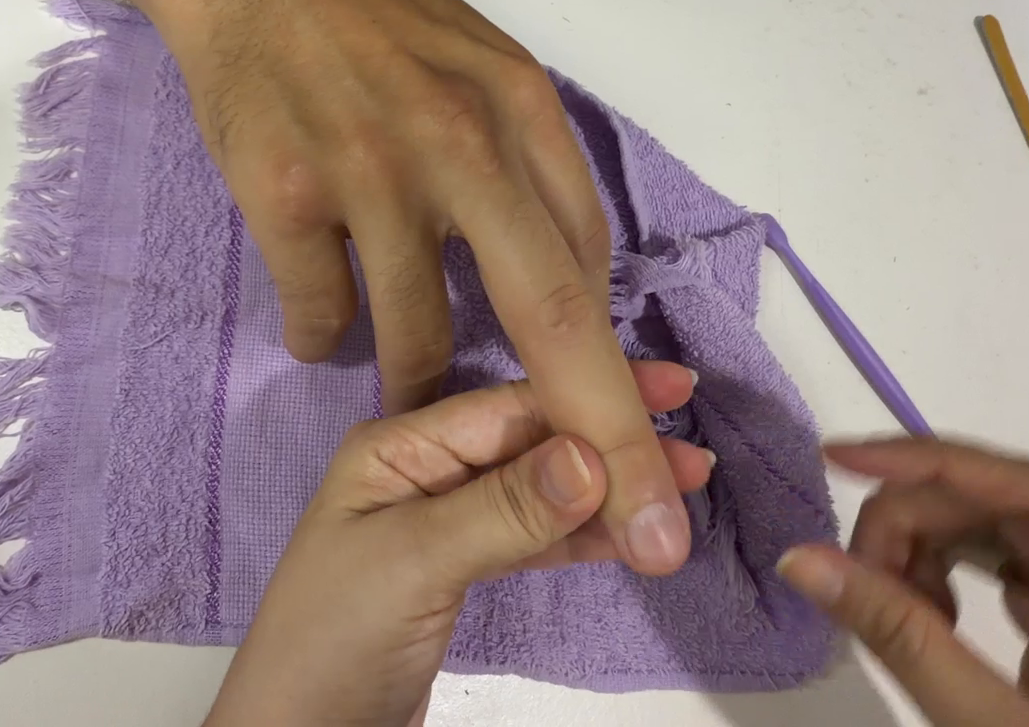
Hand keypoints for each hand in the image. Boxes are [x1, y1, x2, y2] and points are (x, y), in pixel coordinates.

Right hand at [158, 0, 694, 573]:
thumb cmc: (367, 12)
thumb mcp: (482, 59)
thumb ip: (533, 165)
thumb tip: (572, 271)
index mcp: (520, 109)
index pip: (591, 269)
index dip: (620, 373)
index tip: (645, 457)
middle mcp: (456, 144)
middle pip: (550, 318)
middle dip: (610, 442)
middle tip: (648, 542)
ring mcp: (365, 172)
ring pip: (412, 336)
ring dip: (414, 382)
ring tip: (400, 381)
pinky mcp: (282, 195)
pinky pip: (318, 314)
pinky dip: (323, 337)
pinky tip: (321, 322)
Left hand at [204, 360, 714, 726]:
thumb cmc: (336, 636)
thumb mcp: (415, 561)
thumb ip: (502, 508)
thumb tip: (593, 453)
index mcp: (400, 445)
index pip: (506, 409)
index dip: (583, 397)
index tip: (667, 392)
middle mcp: (425, 468)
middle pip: (529, 444)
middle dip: (607, 441)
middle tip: (693, 446)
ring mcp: (446, 518)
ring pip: (540, 491)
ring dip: (606, 490)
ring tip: (684, 483)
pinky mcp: (463, 567)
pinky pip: (533, 537)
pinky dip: (582, 534)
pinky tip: (629, 530)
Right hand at [777, 437, 1028, 726]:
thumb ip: (902, 640)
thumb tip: (797, 556)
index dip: (938, 464)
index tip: (841, 458)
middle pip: (1017, 516)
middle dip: (917, 525)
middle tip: (853, 566)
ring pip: (1008, 543)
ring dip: (926, 554)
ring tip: (888, 600)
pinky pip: (1012, 582)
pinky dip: (948, 586)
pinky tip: (925, 618)